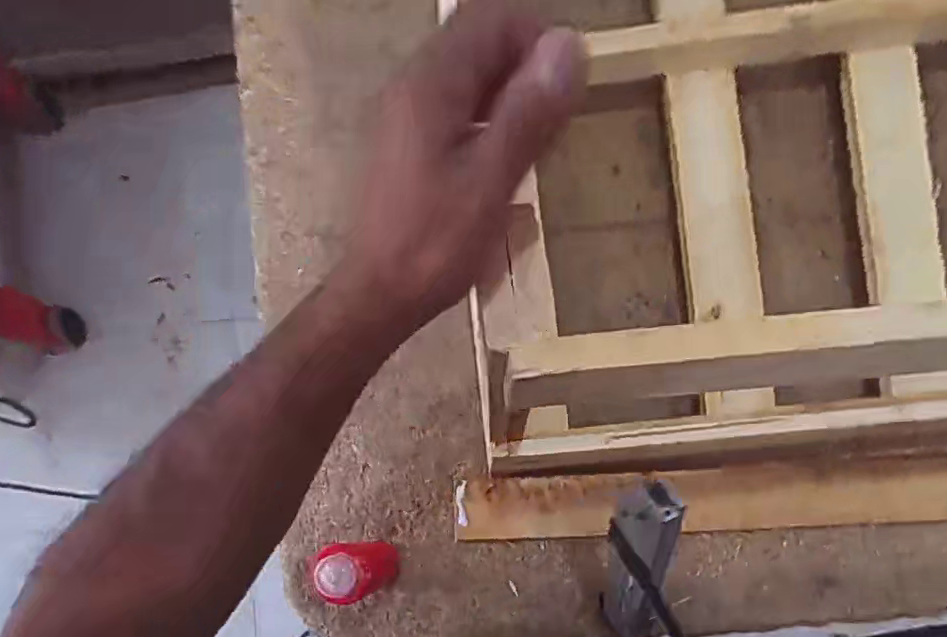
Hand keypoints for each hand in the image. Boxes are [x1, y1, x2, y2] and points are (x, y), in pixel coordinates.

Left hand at [333, 0, 586, 330]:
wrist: (377, 298)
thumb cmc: (433, 246)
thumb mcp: (490, 181)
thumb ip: (528, 113)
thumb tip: (569, 45)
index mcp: (431, 83)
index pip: (493, 19)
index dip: (538, 40)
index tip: (565, 92)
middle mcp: (410, 88)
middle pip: (477, 47)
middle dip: (524, 75)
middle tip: (551, 131)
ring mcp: (401, 121)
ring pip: (465, 85)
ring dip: (505, 106)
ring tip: (529, 155)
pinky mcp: (401, 153)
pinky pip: (450, 118)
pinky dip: (481, 130)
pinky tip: (495, 173)